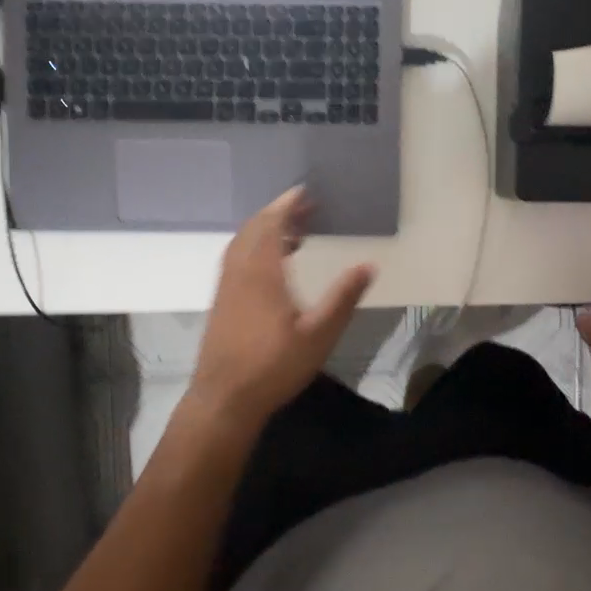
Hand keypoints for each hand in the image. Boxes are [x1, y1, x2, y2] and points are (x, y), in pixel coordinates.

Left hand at [189, 187, 374, 425]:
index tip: (304, 192)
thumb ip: (343, 297)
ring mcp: (225, 287)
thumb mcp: (319, 334)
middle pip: (253, 229)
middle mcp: (238, 271)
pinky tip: (270, 265)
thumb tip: (369, 265)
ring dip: (264, 231)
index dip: (286, 205)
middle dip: (277, 214)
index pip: (271, 224)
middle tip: (305, 209)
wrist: (224, 398)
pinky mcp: (221, 302)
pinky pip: (236, 259)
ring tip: (293, 234)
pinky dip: (253, 248)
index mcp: (261, 272)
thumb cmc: (274, 366)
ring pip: (241, 244)